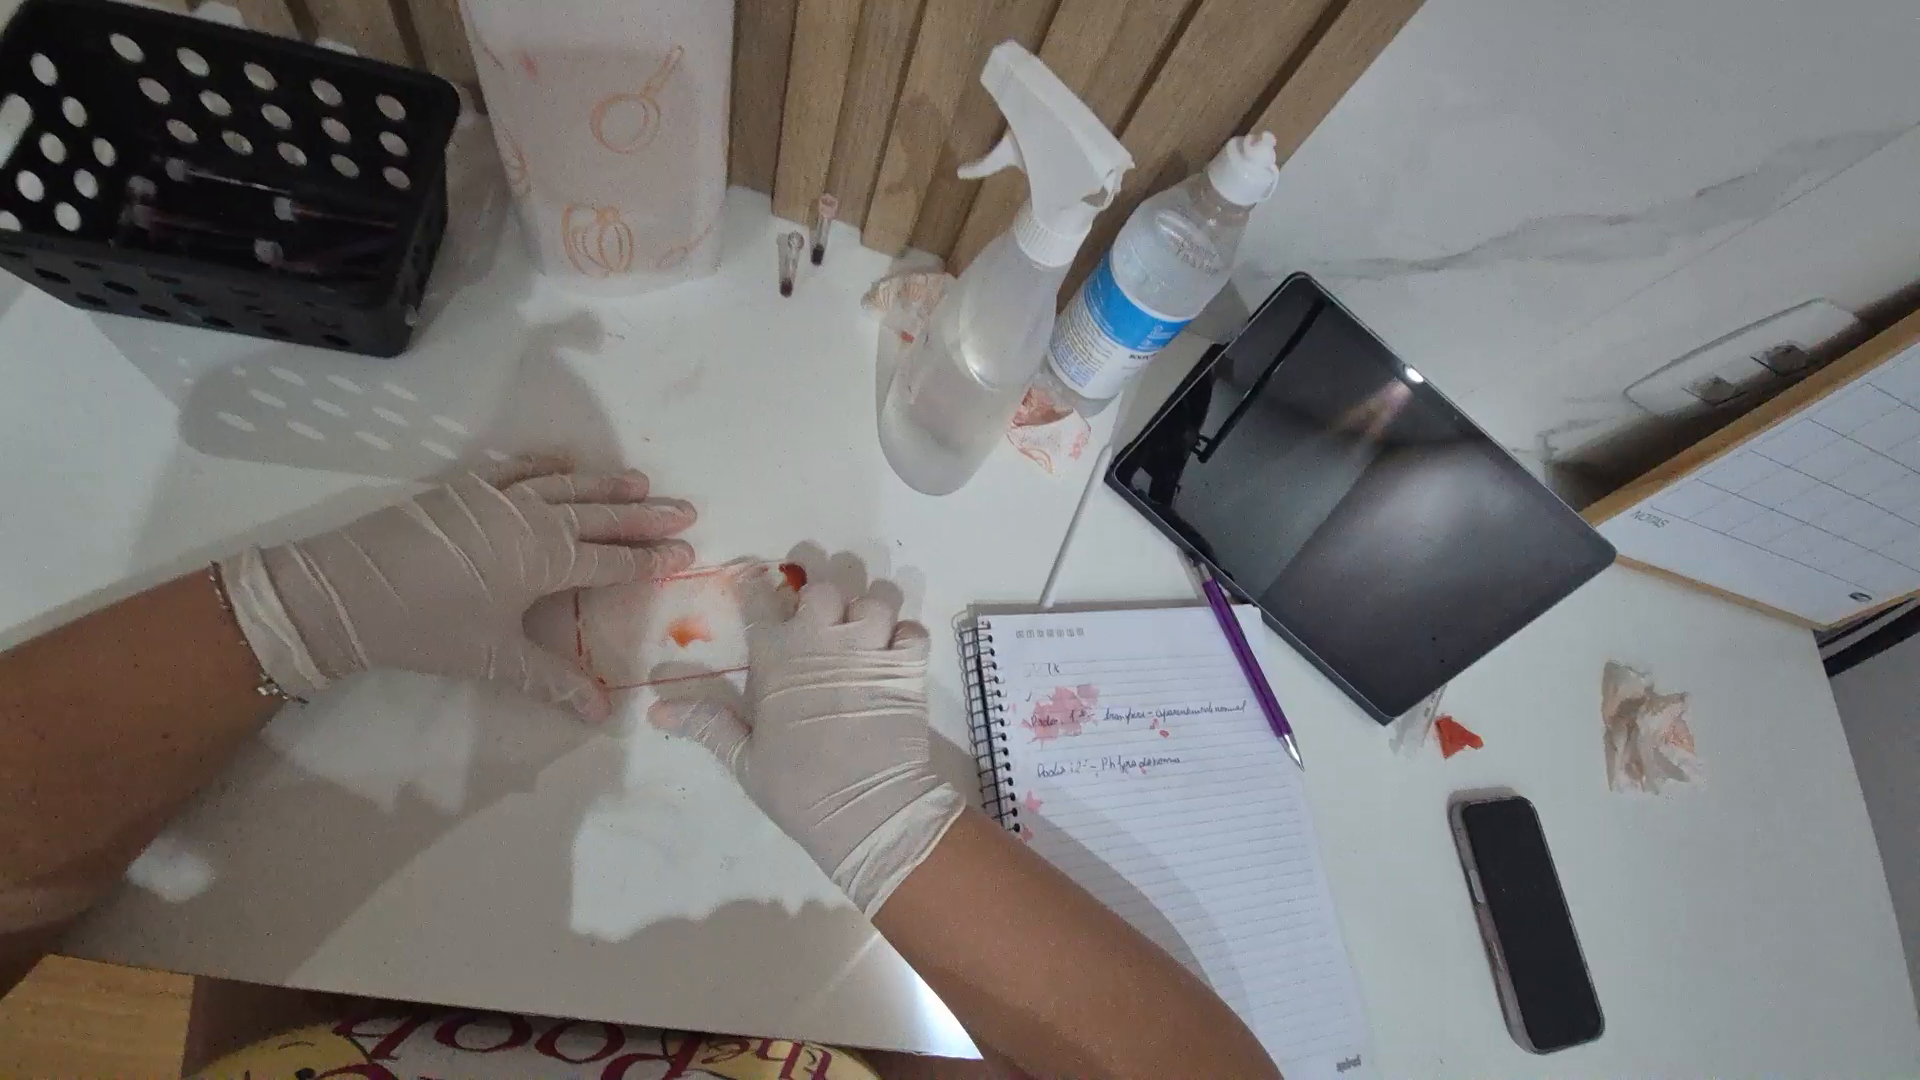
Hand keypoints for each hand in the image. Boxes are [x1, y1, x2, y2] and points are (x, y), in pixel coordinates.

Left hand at [218, 455, 695, 721]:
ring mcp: (502, 498)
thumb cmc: (426, 627)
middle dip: (649, 515)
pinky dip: (549, 463)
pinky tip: (566, 460)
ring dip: (608, 484)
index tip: (688, 549)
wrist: (339, 592)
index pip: (617, 560)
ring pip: (571, 487)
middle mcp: (536, 522)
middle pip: (605, 516)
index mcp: (548, 560)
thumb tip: (603, 715)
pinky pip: (520, 468)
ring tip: (642, 480)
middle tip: (686, 509)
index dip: (655, 558)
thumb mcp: (494, 658)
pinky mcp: (468, 488)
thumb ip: (554, 680)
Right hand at [649, 582, 963, 914]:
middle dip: (822, 598)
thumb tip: (655, 706)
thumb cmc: (797, 787)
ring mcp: (870, 649)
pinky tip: (898, 655)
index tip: (755, 583)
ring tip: (865, 635)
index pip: (759, 602)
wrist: (865, 809)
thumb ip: (705, 722)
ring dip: (869, 611)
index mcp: (778, 659)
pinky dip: (907, 637)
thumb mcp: (743, 758)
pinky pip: (913, 630)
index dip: (755, 587)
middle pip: (824, 588)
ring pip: (874, 599)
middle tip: (823, 622)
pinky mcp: (907, 666)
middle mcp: (824, 641)